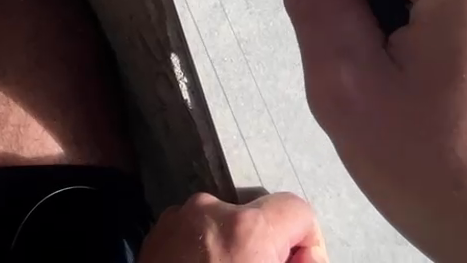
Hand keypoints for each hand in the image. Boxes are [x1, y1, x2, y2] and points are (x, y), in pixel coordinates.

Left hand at [140, 191, 327, 262]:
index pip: (297, 209)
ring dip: (236, 254)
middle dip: (268, 253)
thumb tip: (306, 257)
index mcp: (245, 228)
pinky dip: (207, 254)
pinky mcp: (157, 230)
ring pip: (226, 227)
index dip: (308, 246)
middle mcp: (209, 208)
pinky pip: (197, 232)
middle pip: (259, 219)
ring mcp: (177, 216)